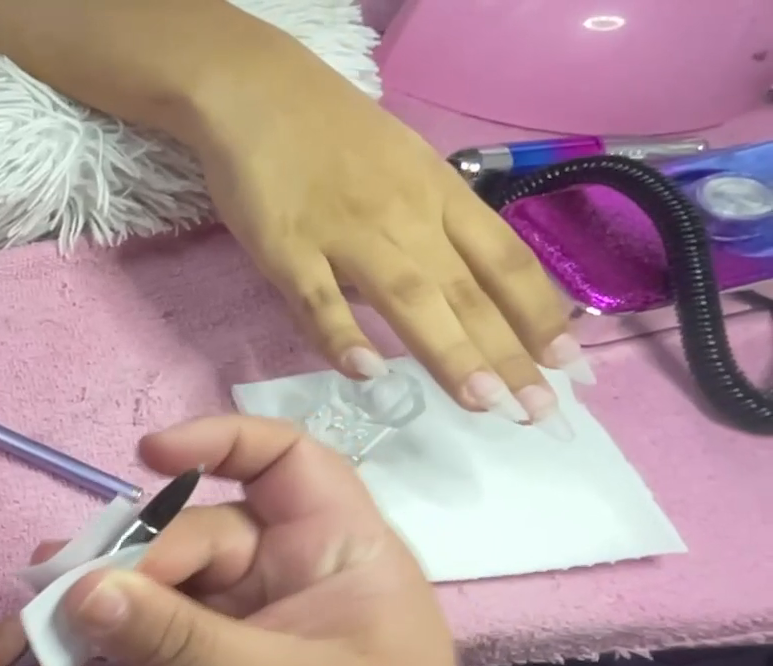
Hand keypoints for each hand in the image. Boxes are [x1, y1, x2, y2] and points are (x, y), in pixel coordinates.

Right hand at [59, 416, 494, 665]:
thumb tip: (81, 587)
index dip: (221, 441)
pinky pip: (135, 618)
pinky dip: (97, 616)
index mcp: (333, 552)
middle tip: (84, 593)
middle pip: (194, 529)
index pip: (284, 461)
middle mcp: (277, 570)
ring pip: (155, 572)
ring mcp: (228, 614)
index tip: (148, 457)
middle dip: (139, 554)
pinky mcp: (188, 654)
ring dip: (103, 579)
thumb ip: (175, 637)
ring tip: (49, 590)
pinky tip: (57, 618)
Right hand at [182, 35, 584, 433]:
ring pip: (409, 297)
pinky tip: (364, 371)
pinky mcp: (285, 248)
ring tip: (480, 402)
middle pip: (467, 290)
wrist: (258, 98)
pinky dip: (340, 334)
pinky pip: (315, 298)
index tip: (565, 363)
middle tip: (536, 410)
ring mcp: (344, 234)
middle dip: (507, 351)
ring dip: (449, 350)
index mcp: (437, 196)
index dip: (538, 313)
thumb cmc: (326, 137)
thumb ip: (415, 226)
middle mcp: (405, 217)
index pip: (504, 261)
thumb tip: (425, 288)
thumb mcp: (396, 168)